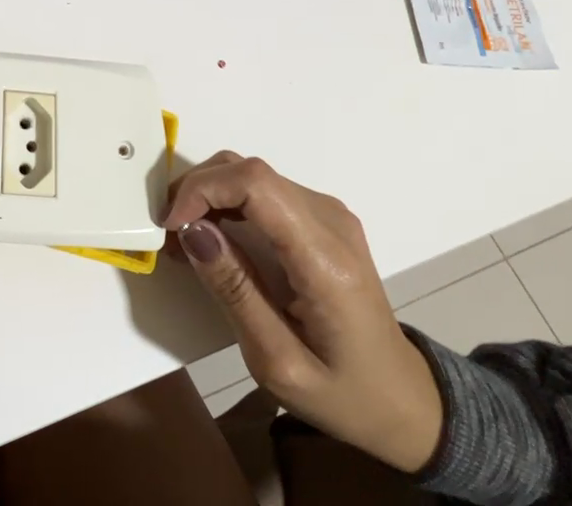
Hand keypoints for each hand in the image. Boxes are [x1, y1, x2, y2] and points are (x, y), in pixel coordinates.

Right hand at [166, 153, 443, 472]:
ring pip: (252, 175)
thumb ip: (234, 291)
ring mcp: (329, 216)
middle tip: (167, 235)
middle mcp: (331, 221)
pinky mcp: (322, 221)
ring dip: (208, 196)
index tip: (170, 227)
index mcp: (324, 258)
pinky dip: (226, 204)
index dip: (202, 190)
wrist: (404, 400)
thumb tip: (192, 231)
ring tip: (182, 240)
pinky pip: (264, 193)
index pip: (256, 184)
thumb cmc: (343, 393)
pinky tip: (209, 239)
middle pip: (250, 170)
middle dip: (197, 190)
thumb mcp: (277, 361)